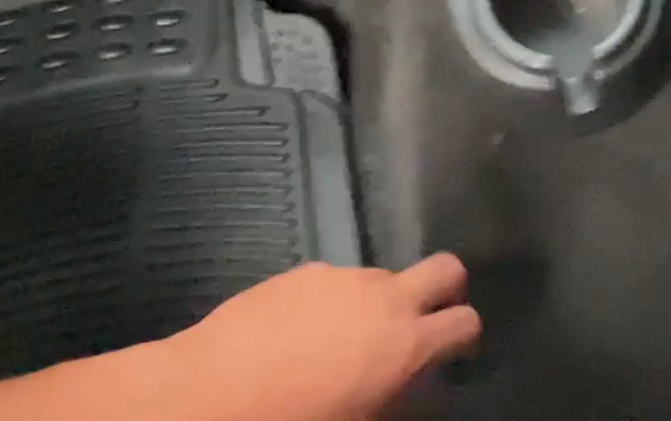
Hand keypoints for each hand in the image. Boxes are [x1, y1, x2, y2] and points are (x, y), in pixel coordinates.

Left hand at [162, 254, 481, 420]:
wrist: (204, 396)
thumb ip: (395, 402)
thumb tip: (408, 390)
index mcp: (404, 345)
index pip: (466, 321)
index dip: (466, 337)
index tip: (453, 356)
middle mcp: (385, 298)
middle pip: (446, 268)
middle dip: (448, 291)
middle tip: (424, 325)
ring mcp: (346, 277)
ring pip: (387, 277)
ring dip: (382, 304)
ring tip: (343, 343)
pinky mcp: (308, 270)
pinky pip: (340, 282)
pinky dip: (336, 303)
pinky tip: (301, 336)